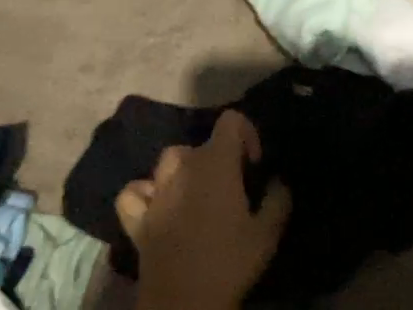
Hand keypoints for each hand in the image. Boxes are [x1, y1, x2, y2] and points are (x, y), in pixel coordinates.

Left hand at [117, 110, 292, 309]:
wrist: (183, 304)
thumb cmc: (228, 264)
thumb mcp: (267, 234)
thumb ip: (278, 199)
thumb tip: (277, 181)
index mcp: (216, 163)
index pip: (231, 120)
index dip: (247, 134)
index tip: (254, 165)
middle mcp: (183, 167)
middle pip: (203, 144)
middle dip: (221, 159)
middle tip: (234, 189)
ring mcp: (157, 192)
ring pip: (169, 160)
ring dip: (186, 169)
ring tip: (199, 193)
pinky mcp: (137, 219)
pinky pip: (134, 192)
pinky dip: (144, 192)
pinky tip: (157, 204)